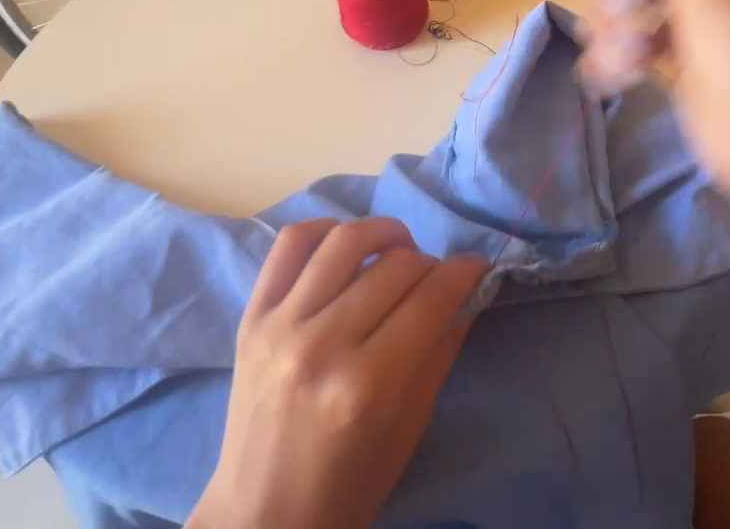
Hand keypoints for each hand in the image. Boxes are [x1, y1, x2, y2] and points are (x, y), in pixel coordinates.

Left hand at [189, 217, 490, 528]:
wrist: (262, 514)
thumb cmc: (347, 486)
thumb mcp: (409, 430)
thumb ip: (439, 354)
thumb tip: (468, 293)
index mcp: (367, 387)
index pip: (430, 299)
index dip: (464, 274)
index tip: (478, 266)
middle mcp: (321, 345)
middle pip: (394, 266)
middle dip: (430, 263)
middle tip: (436, 278)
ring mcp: (280, 325)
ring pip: (344, 241)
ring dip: (384, 232)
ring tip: (398, 248)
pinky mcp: (251, 315)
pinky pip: (290, 244)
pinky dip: (324, 229)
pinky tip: (345, 245)